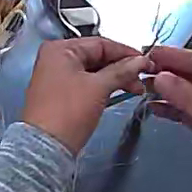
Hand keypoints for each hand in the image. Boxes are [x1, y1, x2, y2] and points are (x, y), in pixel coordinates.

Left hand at [21, 37, 150, 154]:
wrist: (46, 147)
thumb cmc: (69, 111)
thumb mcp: (99, 87)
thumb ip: (122, 70)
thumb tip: (141, 60)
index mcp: (60, 49)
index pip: (100, 43)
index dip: (126, 52)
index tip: (146, 61)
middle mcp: (56, 58)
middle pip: (97, 56)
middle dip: (121, 68)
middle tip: (142, 79)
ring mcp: (57, 76)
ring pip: (93, 70)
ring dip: (115, 78)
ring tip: (135, 88)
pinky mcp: (60, 93)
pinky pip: (86, 82)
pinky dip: (103, 86)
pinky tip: (119, 91)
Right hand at [146, 46, 191, 191]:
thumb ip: (187, 96)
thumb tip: (162, 76)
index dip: (178, 57)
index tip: (154, 52)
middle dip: (170, 71)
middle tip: (144, 67)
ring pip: (188, 93)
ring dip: (167, 88)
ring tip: (144, 84)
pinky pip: (186, 111)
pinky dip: (170, 107)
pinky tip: (155, 105)